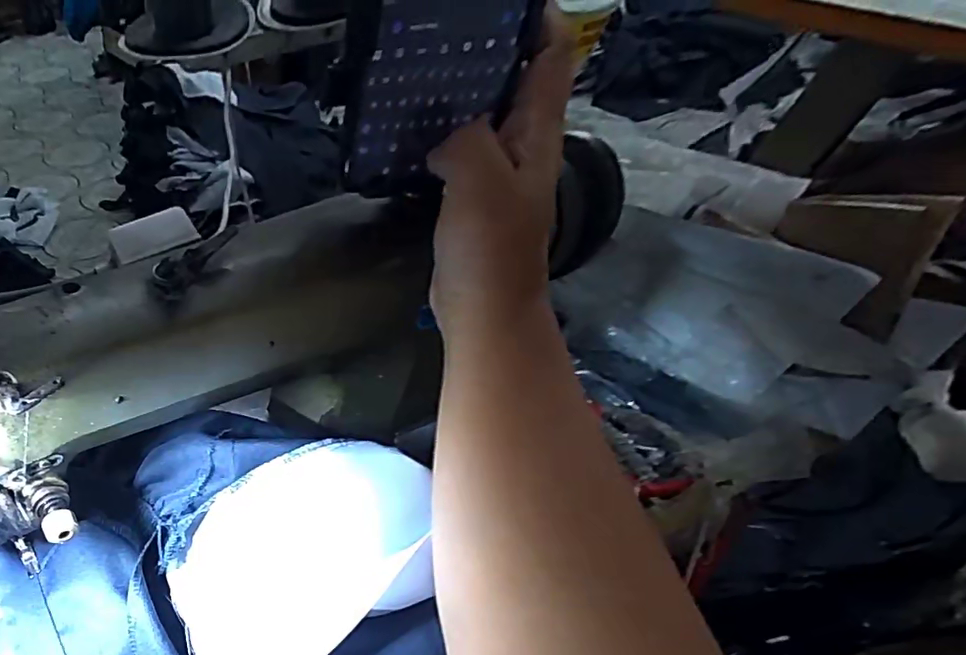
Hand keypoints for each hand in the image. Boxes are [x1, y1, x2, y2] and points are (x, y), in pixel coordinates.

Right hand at [427, 9, 578, 333]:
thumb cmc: (489, 249)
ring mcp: (496, 179)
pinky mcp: (470, 205)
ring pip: (483, 121)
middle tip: (446, 42)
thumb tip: (447, 136)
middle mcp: (522, 149)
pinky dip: (441, 140)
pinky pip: (458, 158)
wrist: (484, 313)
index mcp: (537, 135)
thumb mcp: (479, 179)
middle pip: (515, 84)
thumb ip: (466, 138)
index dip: (537, 22)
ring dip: (460, 99)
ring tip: (424, 81)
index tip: (502, 9)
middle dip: (490, 55)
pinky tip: (415, 138)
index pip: (550, 59)